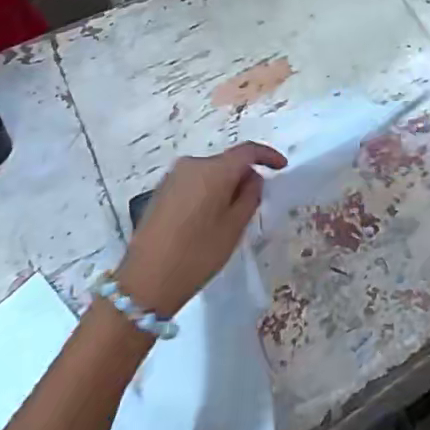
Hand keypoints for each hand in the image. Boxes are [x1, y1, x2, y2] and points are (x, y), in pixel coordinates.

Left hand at [115, 143, 287, 316]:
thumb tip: (253, 178)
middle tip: (254, 205)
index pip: (247, 151)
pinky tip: (206, 221)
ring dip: (223, 187)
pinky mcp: (160, 191)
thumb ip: (250, 196)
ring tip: (228, 219)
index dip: (267, 156)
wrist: (147, 278)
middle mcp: (191, 165)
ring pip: (209, 174)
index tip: (281, 167)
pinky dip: (206, 194)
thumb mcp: (234, 228)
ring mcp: (172, 177)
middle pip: (226, 162)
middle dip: (243, 177)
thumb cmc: (198, 254)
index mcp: (213, 170)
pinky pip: (193, 184)